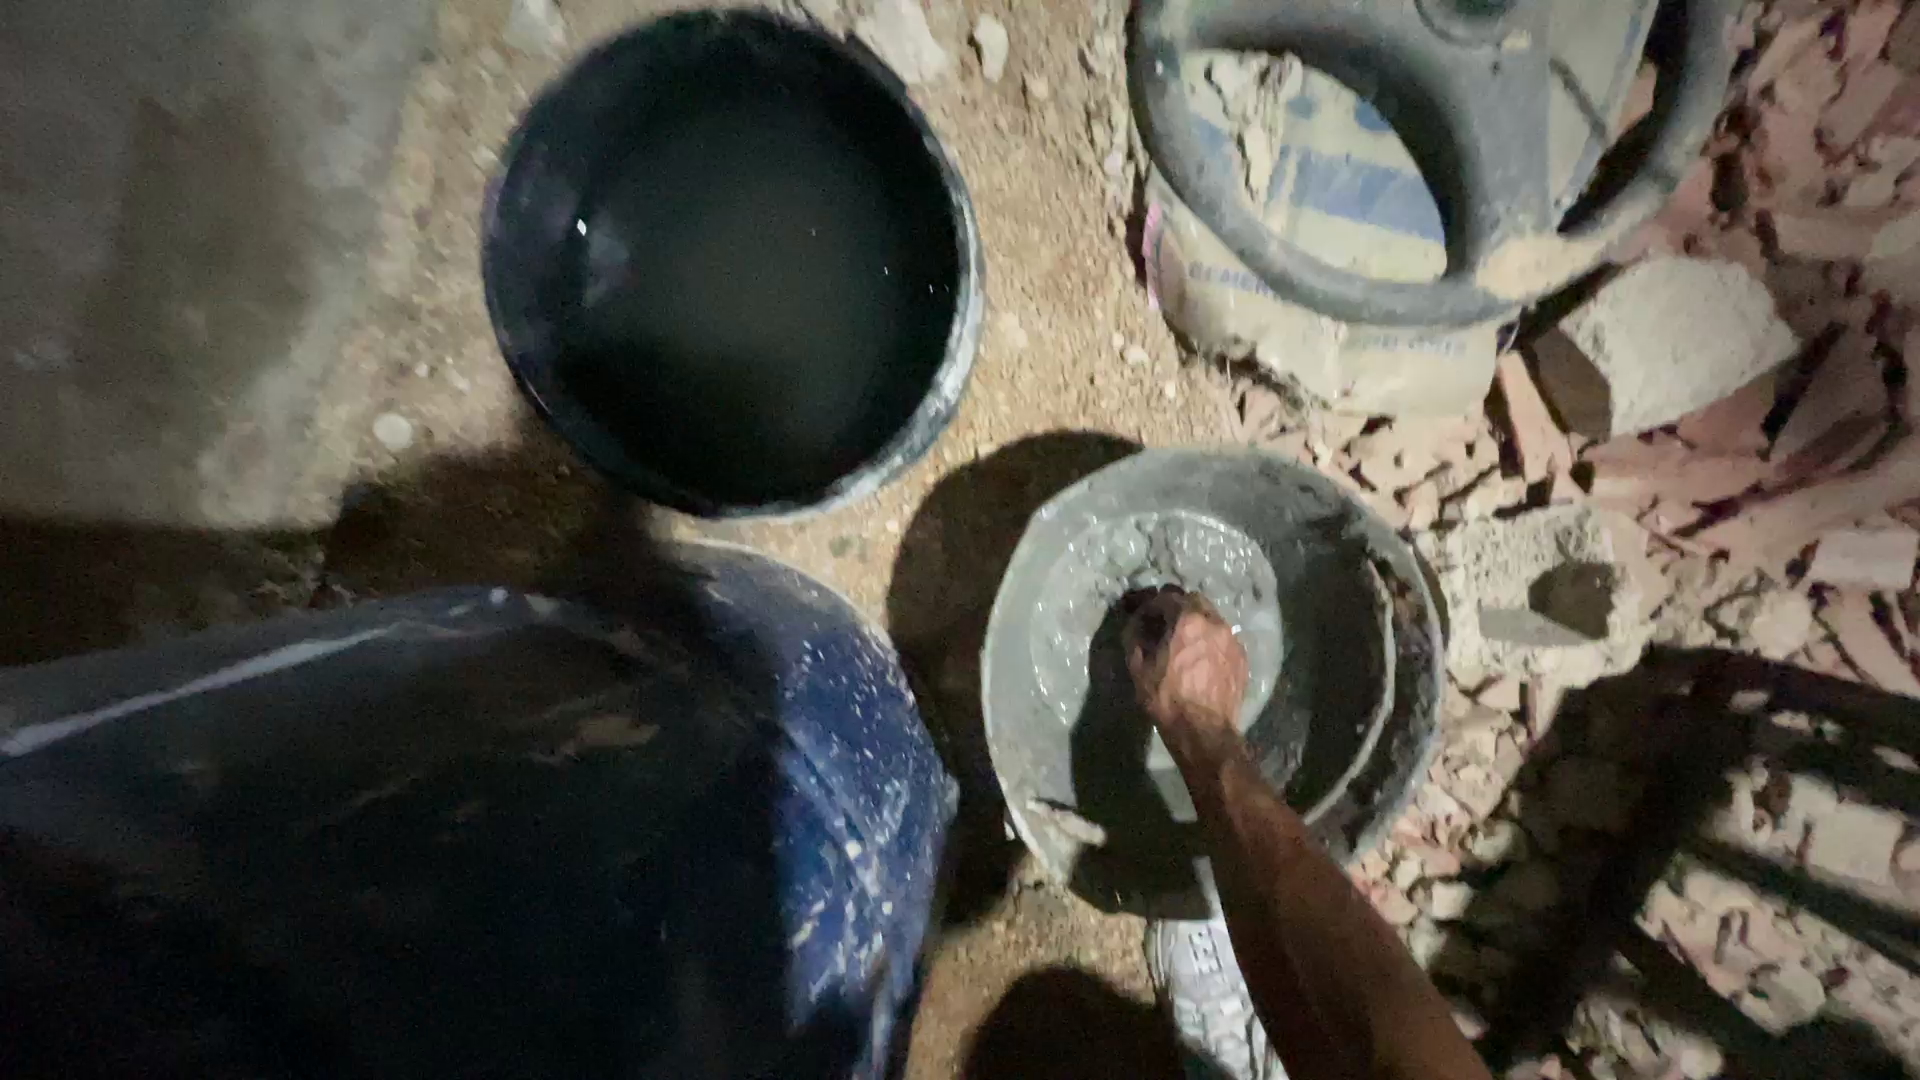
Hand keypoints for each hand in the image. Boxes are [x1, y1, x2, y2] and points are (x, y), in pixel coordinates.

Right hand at [1123, 586, 1248, 731]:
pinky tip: (1201, 659)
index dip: (1151, 606)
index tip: (1143, 618)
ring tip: (1184, 643)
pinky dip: (1210, 641)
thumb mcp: (1139, 666)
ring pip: (1212, 619)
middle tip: (1165, 626)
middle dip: (1178, 608)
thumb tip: (1136, 622)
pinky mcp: (1242, 658)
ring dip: (1196, 623)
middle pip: (1195, 601)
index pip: (1167, 597)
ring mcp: (1232, 640)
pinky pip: (1224, 639)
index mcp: (1188, 620)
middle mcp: (1215, 622)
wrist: (1203, 730)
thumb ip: (1134, 636)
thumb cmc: (1166, 697)